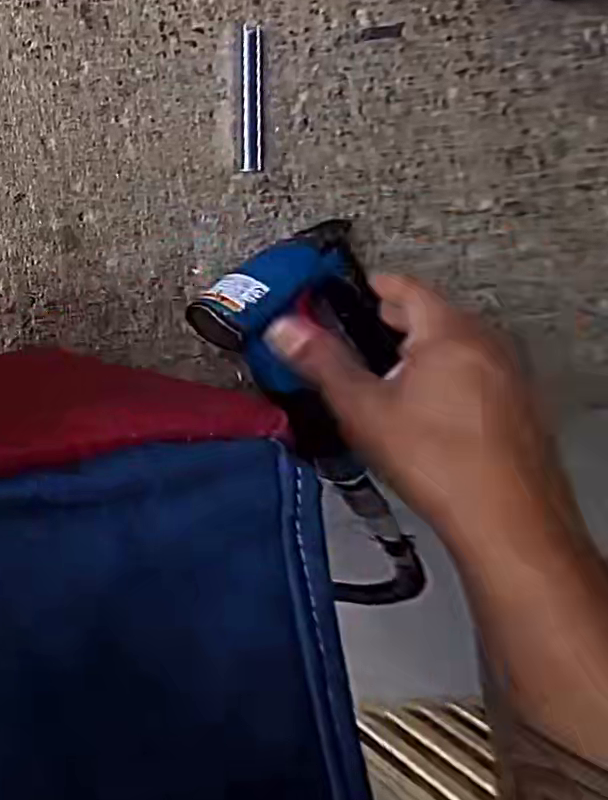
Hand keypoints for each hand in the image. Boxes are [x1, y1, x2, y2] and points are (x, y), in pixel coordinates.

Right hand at [263, 274, 578, 550]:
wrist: (502, 517)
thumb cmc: (435, 459)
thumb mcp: (356, 402)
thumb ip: (318, 359)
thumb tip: (284, 327)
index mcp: (452, 341)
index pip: (411, 290)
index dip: (371, 283)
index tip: (345, 283)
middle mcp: (491, 353)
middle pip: (436, 314)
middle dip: (389, 312)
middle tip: (350, 316)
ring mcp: (510, 380)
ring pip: (455, 341)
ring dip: (413, 339)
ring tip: (373, 353)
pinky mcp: (515, 405)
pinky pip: (471, 366)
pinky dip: (436, 363)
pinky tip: (408, 389)